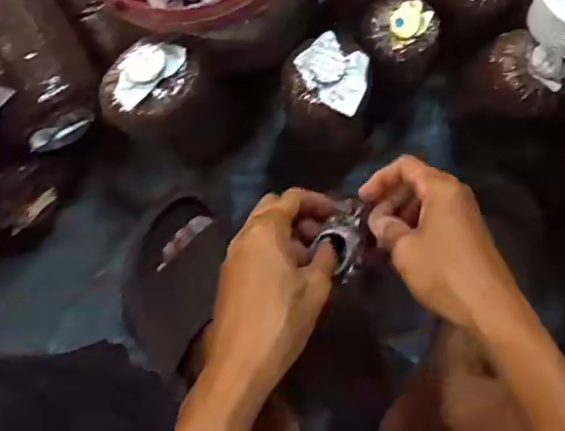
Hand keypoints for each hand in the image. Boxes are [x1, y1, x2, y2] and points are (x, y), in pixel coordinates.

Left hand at [205, 189, 338, 392]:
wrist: (238, 368)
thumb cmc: (281, 318)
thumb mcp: (317, 285)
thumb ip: (326, 255)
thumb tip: (327, 244)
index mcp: (265, 230)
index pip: (293, 197)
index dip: (318, 200)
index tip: (336, 214)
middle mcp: (245, 236)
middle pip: (273, 206)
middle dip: (299, 212)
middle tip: (321, 230)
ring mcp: (232, 257)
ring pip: (261, 227)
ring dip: (286, 231)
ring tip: (309, 254)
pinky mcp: (228, 277)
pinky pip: (253, 246)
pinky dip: (272, 247)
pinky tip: (290, 272)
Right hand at [359, 156, 520, 330]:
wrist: (489, 303)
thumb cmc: (444, 270)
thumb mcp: (406, 250)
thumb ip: (387, 228)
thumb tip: (379, 219)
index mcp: (441, 186)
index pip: (406, 165)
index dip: (380, 178)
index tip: (362, 200)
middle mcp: (455, 191)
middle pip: (416, 180)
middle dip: (391, 197)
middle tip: (372, 223)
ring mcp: (464, 209)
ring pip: (427, 199)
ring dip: (403, 212)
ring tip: (385, 238)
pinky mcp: (467, 228)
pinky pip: (437, 214)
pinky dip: (418, 222)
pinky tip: (405, 246)